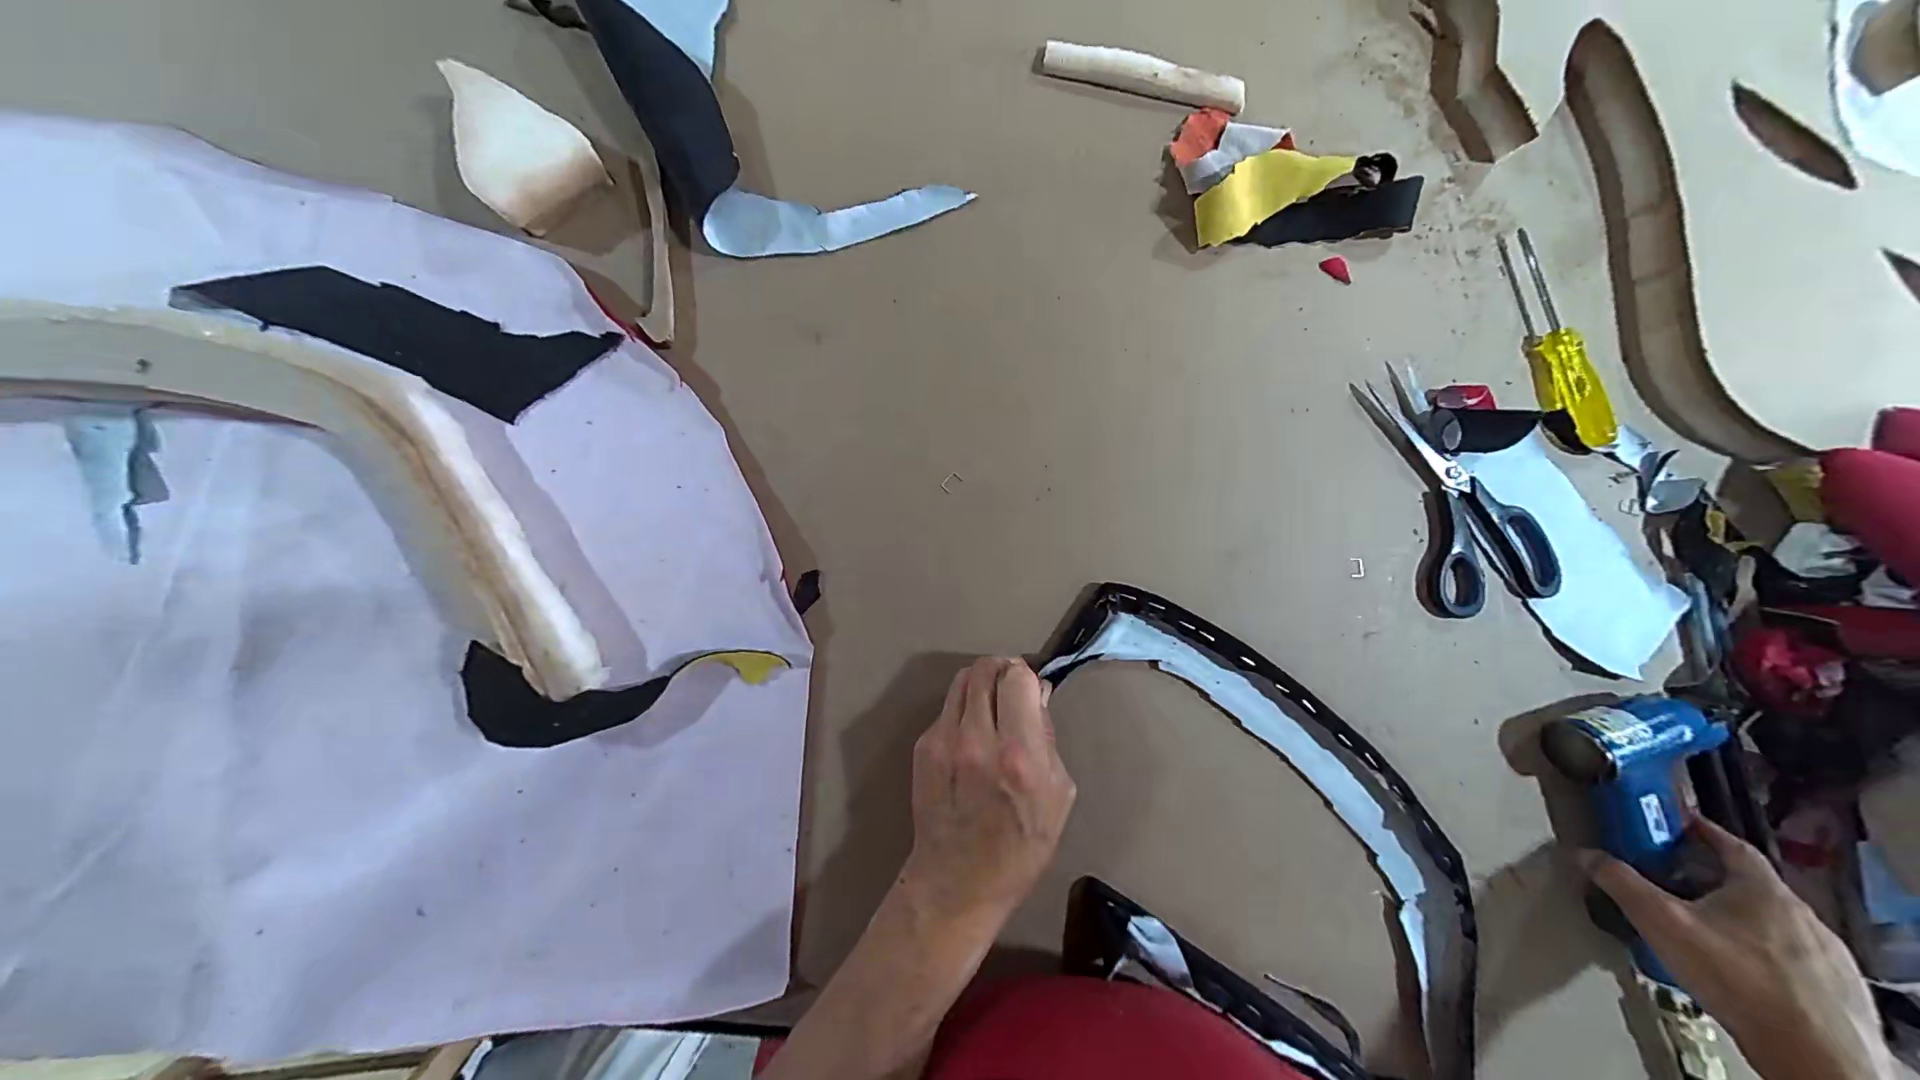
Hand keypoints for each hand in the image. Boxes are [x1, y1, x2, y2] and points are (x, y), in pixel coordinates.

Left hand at [899, 657, 1076, 926]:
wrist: (958, 881)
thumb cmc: (1020, 846)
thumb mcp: (1059, 795)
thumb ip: (1049, 737)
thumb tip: (1038, 694)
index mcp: (1018, 754)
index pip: (1018, 678)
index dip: (1027, 676)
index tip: (1031, 689)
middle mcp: (977, 739)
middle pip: (985, 668)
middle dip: (1003, 670)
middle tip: (1013, 689)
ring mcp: (943, 741)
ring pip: (962, 679)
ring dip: (981, 683)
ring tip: (993, 705)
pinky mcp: (923, 747)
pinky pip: (947, 707)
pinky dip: (964, 709)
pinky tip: (972, 735)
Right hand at [1582, 818, 1896, 1079]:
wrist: (1814, 1055)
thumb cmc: (1737, 978)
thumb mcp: (1660, 920)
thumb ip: (1619, 881)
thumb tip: (1587, 856)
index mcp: (1765, 891)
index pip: (1731, 844)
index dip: (1701, 830)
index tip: (1678, 824)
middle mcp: (1803, 916)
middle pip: (1748, 883)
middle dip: (1708, 877)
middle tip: (1673, 879)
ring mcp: (1825, 955)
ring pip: (1770, 920)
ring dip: (1735, 915)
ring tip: (1698, 926)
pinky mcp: (1834, 989)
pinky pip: (1788, 954)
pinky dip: (1758, 949)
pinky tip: (1734, 966)